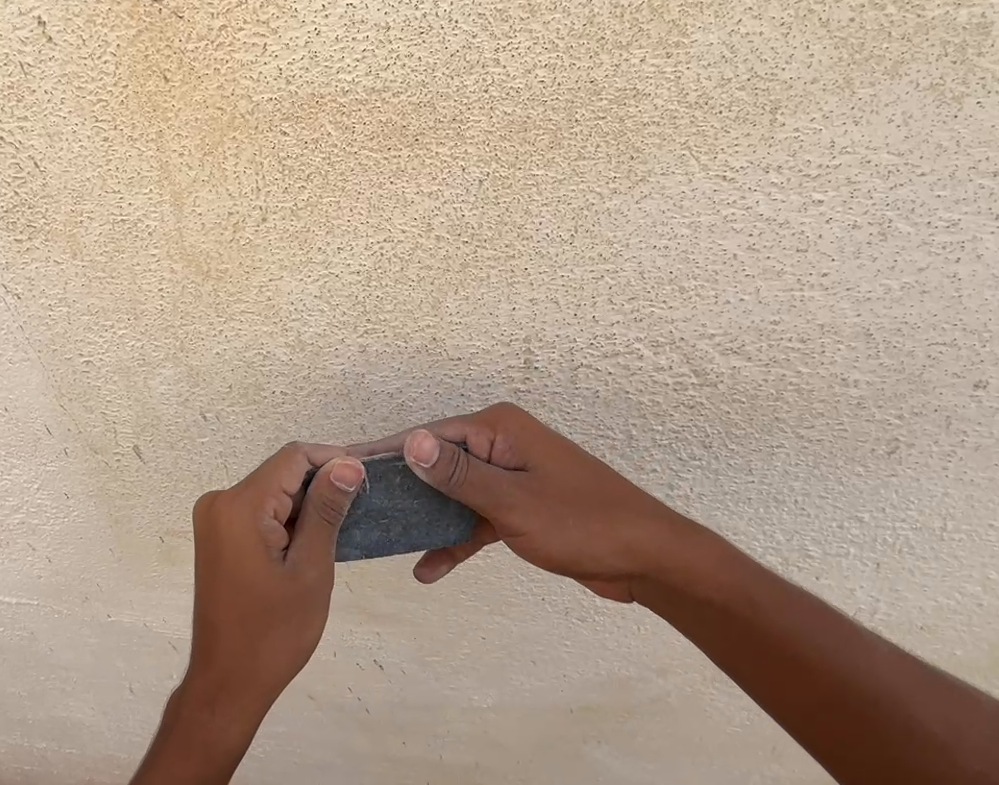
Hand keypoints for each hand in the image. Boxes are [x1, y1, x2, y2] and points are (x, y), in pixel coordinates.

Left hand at [132, 443, 364, 783]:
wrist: (228, 682)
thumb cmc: (273, 634)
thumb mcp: (311, 569)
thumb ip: (327, 509)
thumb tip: (348, 464)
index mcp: (240, 505)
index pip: (293, 457)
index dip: (333, 458)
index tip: (368, 476)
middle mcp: (220, 501)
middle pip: (281, 472)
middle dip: (322, 482)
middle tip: (364, 503)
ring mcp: (215, 519)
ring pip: (273, 491)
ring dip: (307, 503)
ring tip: (348, 521)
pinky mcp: (218, 535)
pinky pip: (260, 510)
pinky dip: (289, 518)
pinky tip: (317, 536)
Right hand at [350, 402, 695, 600]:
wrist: (649, 561)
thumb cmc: (582, 522)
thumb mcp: (511, 501)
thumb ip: (457, 474)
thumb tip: (409, 442)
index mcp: (499, 428)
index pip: (430, 436)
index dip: (389, 453)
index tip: (348, 466)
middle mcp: (501, 443)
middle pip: (438, 462)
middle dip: (403, 487)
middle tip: (357, 506)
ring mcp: (510, 475)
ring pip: (453, 492)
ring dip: (426, 518)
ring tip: (383, 537)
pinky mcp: (519, 506)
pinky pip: (475, 517)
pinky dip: (455, 539)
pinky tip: (429, 569)